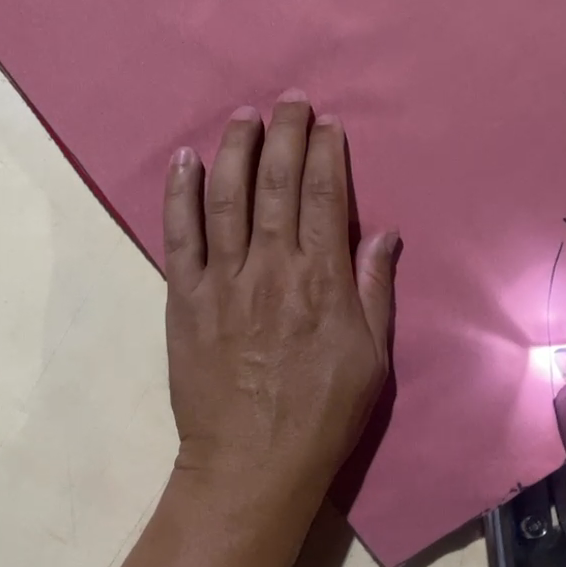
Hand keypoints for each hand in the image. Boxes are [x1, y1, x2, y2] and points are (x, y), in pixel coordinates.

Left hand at [161, 89, 397, 504]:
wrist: (250, 466)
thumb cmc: (322, 414)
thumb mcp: (371, 359)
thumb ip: (374, 291)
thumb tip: (386, 233)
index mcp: (321, 281)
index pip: (325, 197)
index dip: (326, 152)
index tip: (327, 123)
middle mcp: (272, 268)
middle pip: (277, 184)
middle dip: (285, 133)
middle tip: (290, 100)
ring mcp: (223, 280)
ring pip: (227, 197)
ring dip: (236, 148)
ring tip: (244, 115)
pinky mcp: (184, 298)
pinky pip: (180, 235)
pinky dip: (180, 193)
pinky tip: (186, 159)